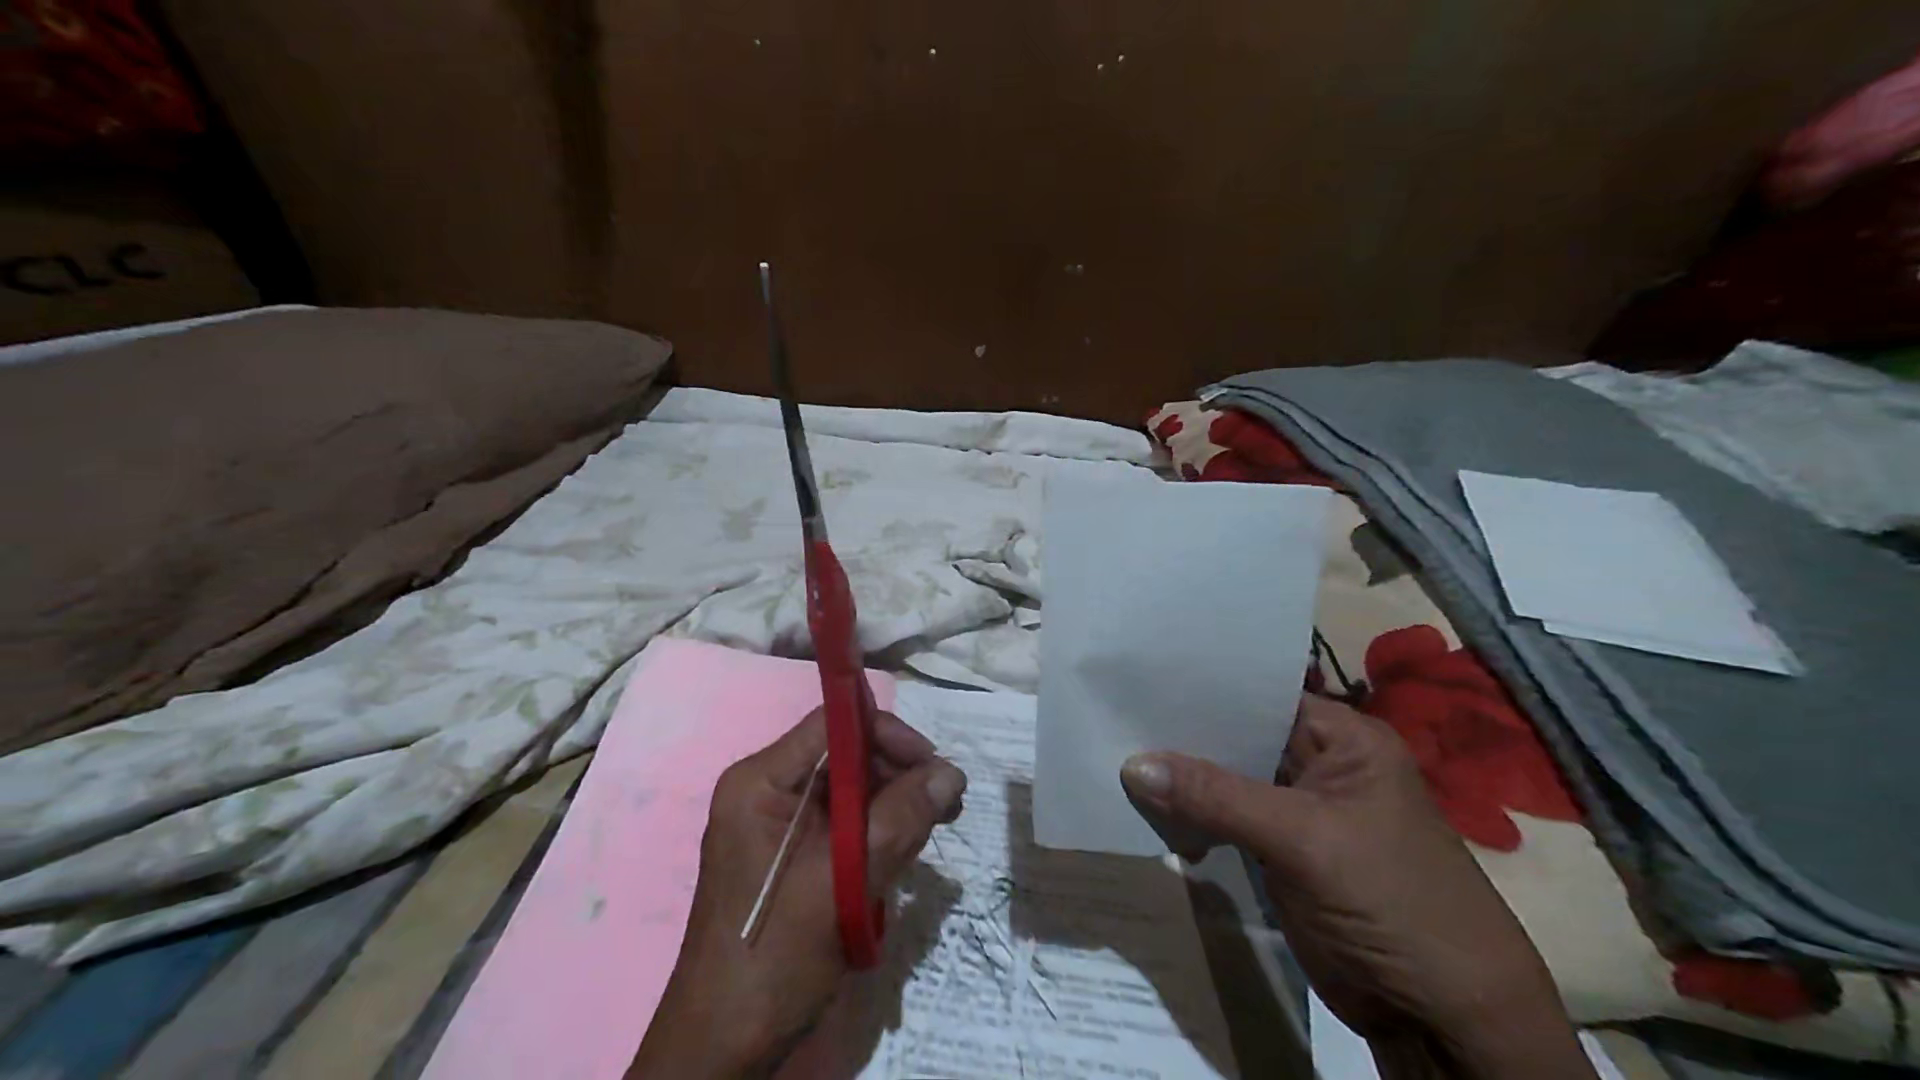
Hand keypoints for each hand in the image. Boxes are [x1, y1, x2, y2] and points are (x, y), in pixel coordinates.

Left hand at [627, 708, 965, 1078]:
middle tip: (946, 807)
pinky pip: (844, 827)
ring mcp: (779, 826)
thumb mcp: (842, 883)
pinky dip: (878, 836)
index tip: (933, 766)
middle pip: (845, 757)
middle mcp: (768, 792)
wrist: (722, 1050)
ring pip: (851, 793)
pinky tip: (901, 859)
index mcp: (760, 782)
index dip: (886, 734)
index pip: (832, 725)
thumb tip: (951, 773)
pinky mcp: (793, 857)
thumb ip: (898, 820)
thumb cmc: (773, 959)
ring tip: (930, 834)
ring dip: (893, 808)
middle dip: (897, 776)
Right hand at [1120, 695, 1591, 1079]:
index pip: (1261, 695)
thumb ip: (1215, 796)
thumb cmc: (1391, 902)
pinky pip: (1224, 819)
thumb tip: (1132, 763)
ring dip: (1181, 777)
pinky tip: (1146, 807)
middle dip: (1184, 734)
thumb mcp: (1302, 839)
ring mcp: (1298, 810)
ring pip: (1226, 779)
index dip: (1204, 687)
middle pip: (1239, 737)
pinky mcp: (1280, 851)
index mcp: (1344, 739)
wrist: (1442, 1018)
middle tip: (1113, 714)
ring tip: (1114, 751)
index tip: (1139, 676)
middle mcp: (1320, 764)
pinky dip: (1192, 815)